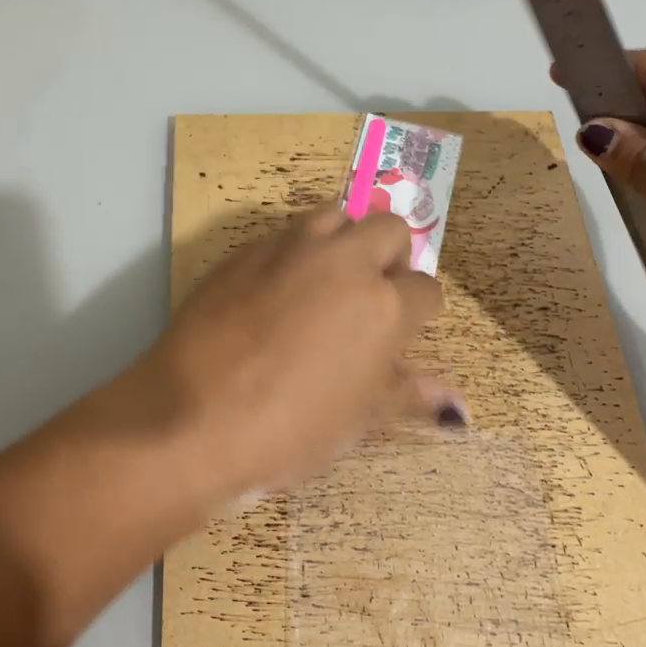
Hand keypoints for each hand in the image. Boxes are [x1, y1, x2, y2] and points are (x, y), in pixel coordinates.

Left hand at [128, 206, 450, 504]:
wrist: (190, 419)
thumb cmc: (285, 432)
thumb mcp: (354, 421)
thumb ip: (404, 395)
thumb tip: (455, 402)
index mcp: (382, 306)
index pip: (425, 289)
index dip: (419, 311)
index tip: (402, 331)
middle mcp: (342, 262)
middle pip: (388, 229)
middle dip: (391, 255)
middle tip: (372, 294)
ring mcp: (289, 249)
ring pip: (336, 214)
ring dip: (344, 237)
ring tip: (328, 278)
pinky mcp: (244, 250)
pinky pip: (284, 233)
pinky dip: (296, 251)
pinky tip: (277, 290)